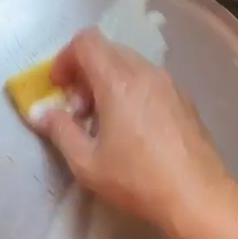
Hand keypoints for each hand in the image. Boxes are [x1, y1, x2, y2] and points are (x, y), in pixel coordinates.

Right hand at [31, 29, 237, 233]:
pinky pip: (149, 81)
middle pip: (108, 51)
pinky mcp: (185, 100)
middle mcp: (146, 73)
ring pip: (130, 65)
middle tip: (79, 112)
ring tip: (105, 123)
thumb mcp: (86, 162)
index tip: (58, 88)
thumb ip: (60, 131)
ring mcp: (170, 84)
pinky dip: (131, 92)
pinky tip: (133, 130)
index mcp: (118, 81)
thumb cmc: (137, 179)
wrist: (197, 196)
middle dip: (85, 74)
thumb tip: (40, 113)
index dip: (64, 58)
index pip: (86, 42)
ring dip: (108, 83)